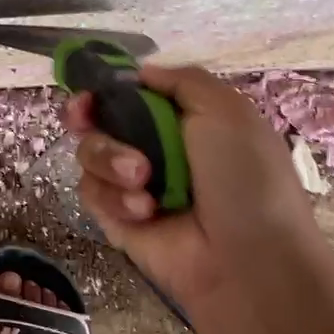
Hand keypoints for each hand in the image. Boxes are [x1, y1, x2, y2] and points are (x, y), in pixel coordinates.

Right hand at [67, 65, 323, 311]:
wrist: (248, 261)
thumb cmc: (246, 180)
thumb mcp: (228, 112)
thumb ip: (183, 80)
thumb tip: (139, 72)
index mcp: (183, 120)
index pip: (129, 94)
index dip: (105, 89)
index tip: (91, 93)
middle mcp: (154, 148)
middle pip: (97, 119)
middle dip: (88, 117)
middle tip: (85, 120)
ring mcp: (132, 183)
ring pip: (89, 152)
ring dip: (110, 160)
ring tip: (141, 180)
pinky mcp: (116, 217)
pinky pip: (90, 190)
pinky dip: (114, 196)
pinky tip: (145, 211)